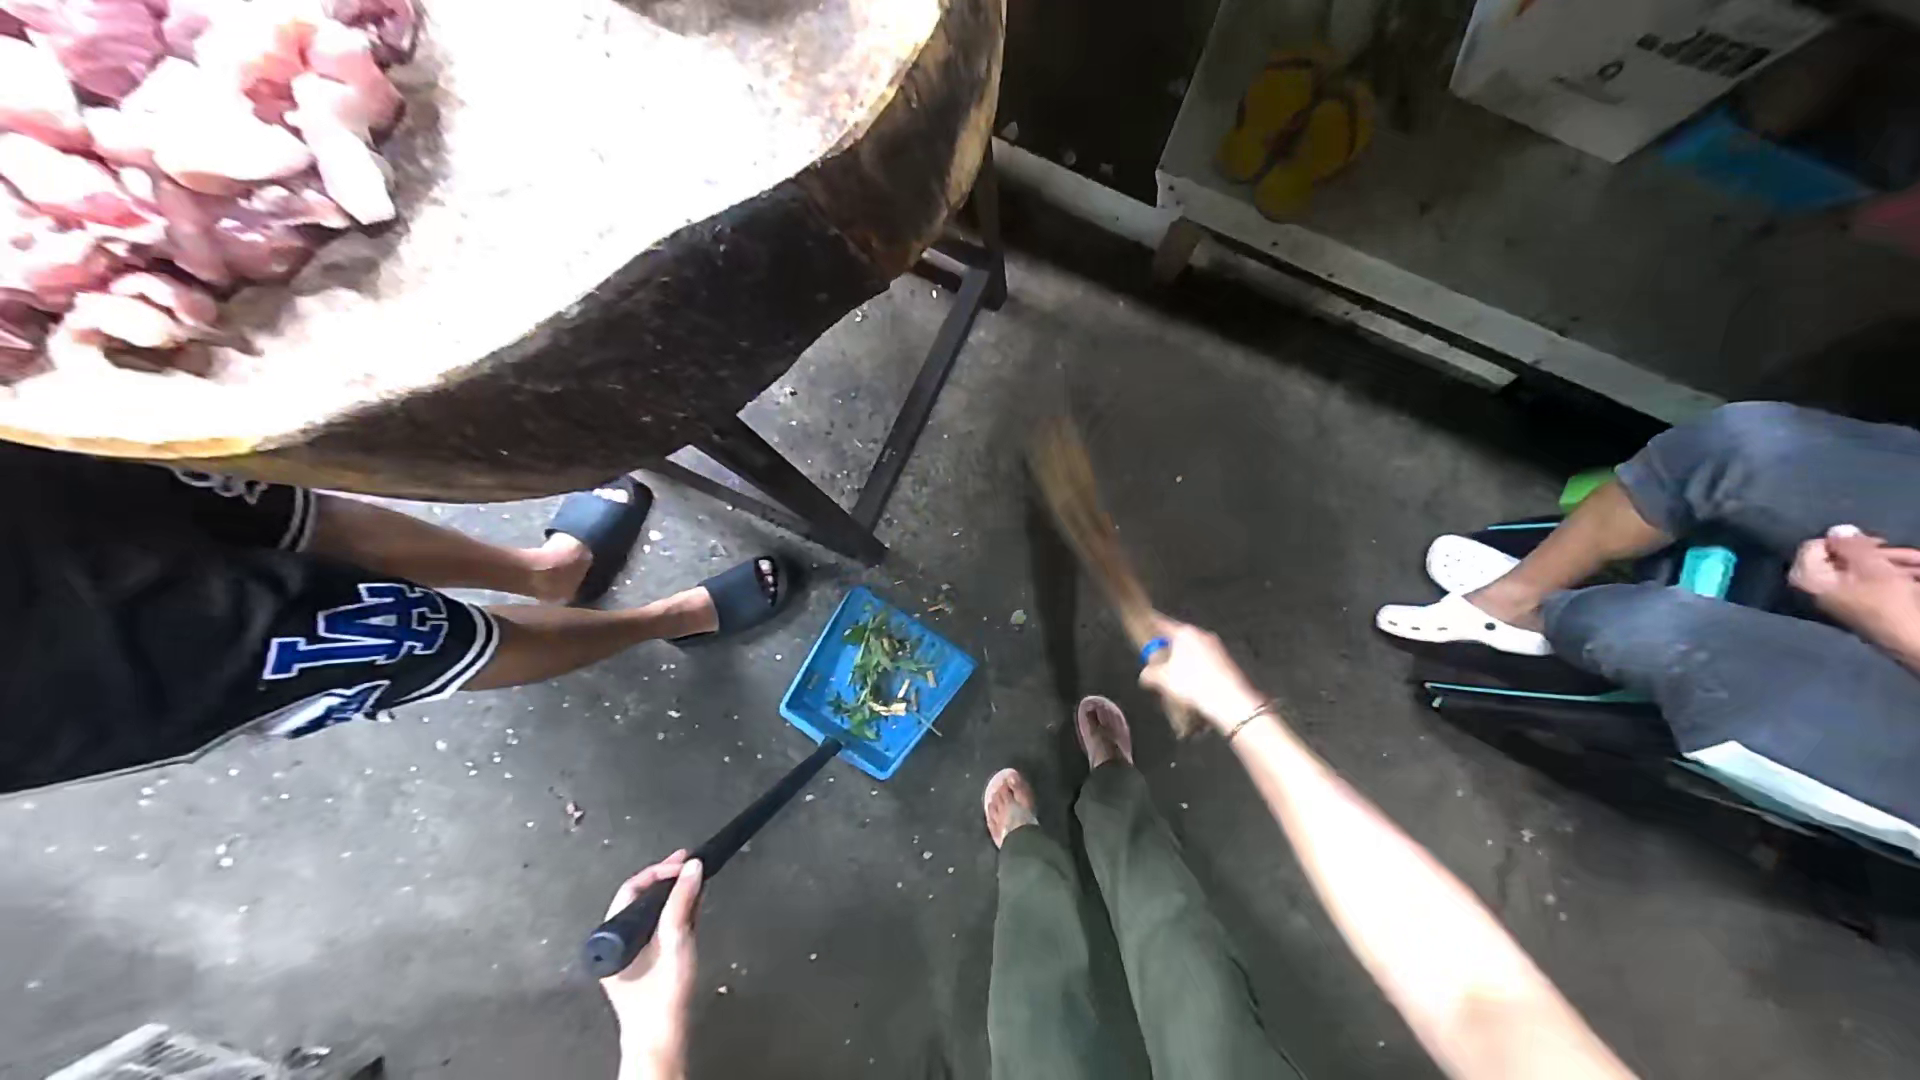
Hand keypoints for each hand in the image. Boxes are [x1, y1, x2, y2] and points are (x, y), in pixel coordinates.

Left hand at [601, 851, 703, 1079]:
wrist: (662, 1040)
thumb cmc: (663, 995)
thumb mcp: (676, 939)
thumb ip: (682, 900)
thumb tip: (692, 867)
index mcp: (612, 938)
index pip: (633, 889)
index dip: (660, 872)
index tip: (684, 863)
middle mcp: (616, 944)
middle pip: (641, 898)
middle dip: (668, 879)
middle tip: (690, 865)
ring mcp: (629, 955)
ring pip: (651, 912)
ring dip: (674, 895)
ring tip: (695, 881)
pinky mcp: (644, 963)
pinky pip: (658, 926)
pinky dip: (675, 912)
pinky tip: (692, 906)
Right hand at [1138, 616, 1267, 734]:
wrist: (1230, 700)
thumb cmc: (1194, 683)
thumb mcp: (1162, 679)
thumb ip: (1149, 673)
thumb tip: (1145, 674)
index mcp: (1185, 632)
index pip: (1162, 624)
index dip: (1151, 625)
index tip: (1145, 625)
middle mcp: (1202, 634)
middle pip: (1178, 638)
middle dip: (1167, 650)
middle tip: (1157, 663)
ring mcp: (1217, 647)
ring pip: (1192, 650)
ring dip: (1182, 661)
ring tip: (1175, 680)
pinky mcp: (1227, 661)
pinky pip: (1205, 660)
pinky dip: (1196, 669)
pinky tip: (1193, 685)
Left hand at [1789, 526, 1919, 641]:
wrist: (1910, 639)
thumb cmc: (1888, 601)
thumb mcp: (1872, 568)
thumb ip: (1852, 546)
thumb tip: (1837, 528)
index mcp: (1806, 576)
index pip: (1815, 546)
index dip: (1848, 542)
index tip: (1880, 542)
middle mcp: (1812, 585)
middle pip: (1843, 558)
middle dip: (1883, 554)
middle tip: (1916, 556)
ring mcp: (1833, 595)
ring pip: (1863, 569)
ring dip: (1897, 564)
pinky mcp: (1856, 602)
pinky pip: (1874, 582)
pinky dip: (1897, 576)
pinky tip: (1917, 576)